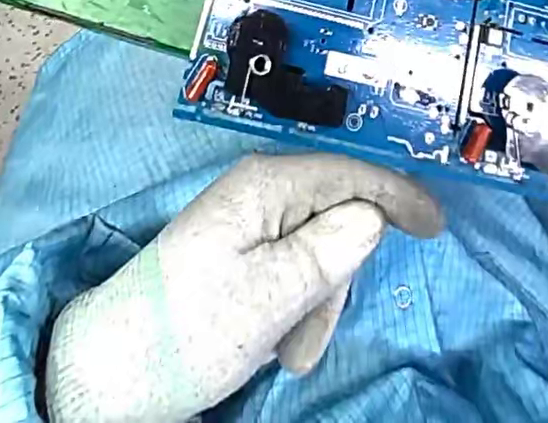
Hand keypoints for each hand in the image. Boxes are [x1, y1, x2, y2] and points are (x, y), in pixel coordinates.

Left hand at [44, 152, 443, 422]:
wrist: (112, 372)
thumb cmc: (189, 331)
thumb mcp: (268, 296)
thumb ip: (329, 251)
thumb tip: (373, 216)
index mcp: (267, 184)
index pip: (350, 175)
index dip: (397, 195)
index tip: (436, 223)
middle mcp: (262, 189)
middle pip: (337, 215)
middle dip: (337, 277)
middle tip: (309, 334)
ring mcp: (251, 219)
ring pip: (320, 248)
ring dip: (316, 301)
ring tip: (284, 348)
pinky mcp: (245, 247)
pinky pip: (296, 266)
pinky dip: (298, 304)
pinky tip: (274, 337)